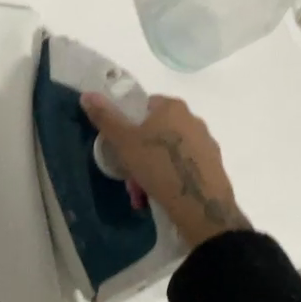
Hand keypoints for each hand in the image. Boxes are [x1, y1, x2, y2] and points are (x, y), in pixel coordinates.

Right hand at [79, 93, 249, 246]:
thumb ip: (105, 117)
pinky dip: (170, 177)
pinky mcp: (213, 166)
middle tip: (128, 176)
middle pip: (156, 131)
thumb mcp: (123, 141)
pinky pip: (183, 167)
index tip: (120, 146)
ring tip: (141, 193)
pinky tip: (160, 195)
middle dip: (139, 153)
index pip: (144, 106)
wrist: (200, 207)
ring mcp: (206, 143)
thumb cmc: (158, 166)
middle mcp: (193, 120)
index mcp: (173, 107)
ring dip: (152, 168)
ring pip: (168, 152)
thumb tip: (87, 95)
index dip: (128, 124)